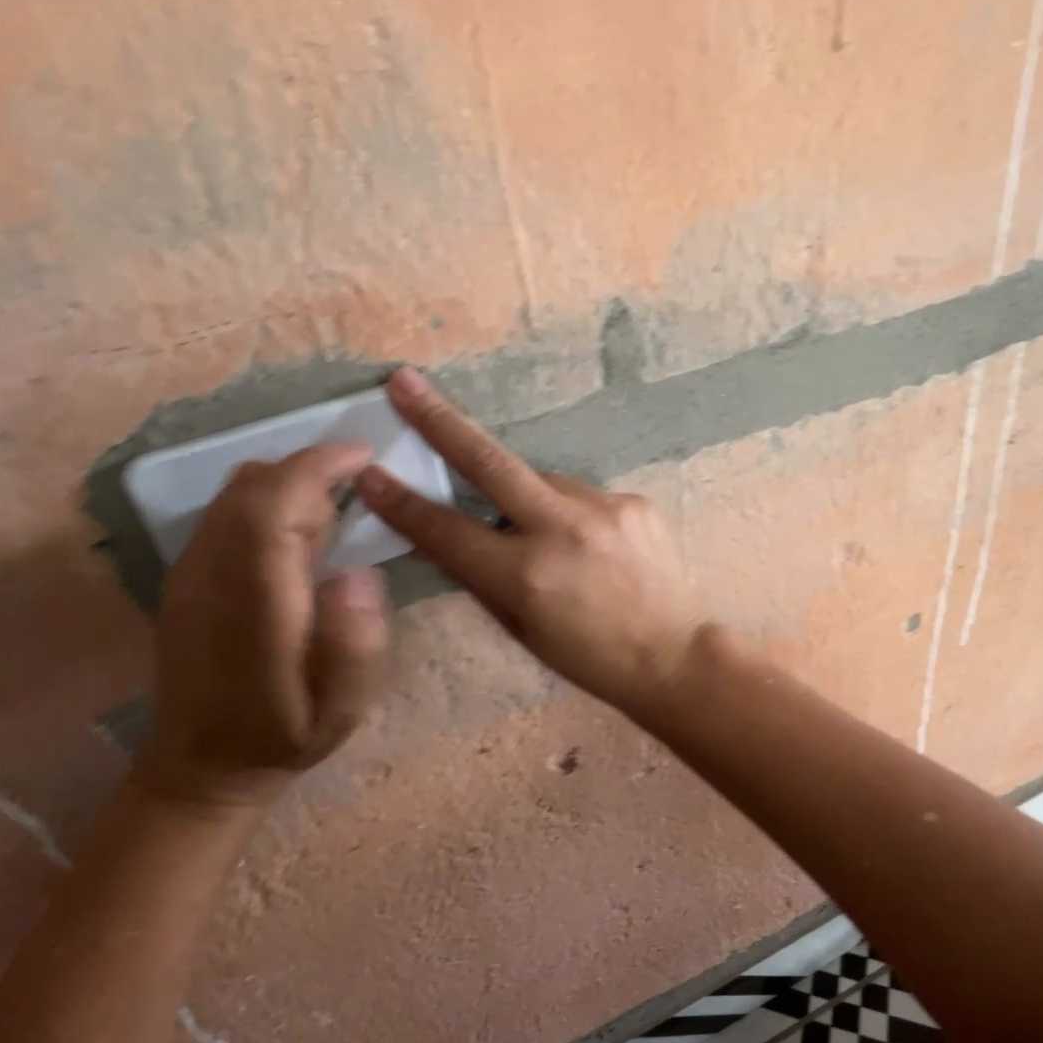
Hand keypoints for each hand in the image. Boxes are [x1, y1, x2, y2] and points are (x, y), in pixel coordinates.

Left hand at [142, 445, 390, 808]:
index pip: (273, 507)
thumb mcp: (341, 714)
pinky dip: (262, 499)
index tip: (361, 456)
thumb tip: (358, 573)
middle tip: (355, 489)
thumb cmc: (284, 738)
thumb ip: (354, 647)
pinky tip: (292, 533)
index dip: (316, 468)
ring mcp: (189, 574)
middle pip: (251, 489)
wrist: (201, 768)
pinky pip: (221, 513)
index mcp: (255, 605)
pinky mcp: (182, 578)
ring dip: (285, 483)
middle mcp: (211, 576)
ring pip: (232, 495)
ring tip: (329, 514)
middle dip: (307, 469)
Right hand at [355, 369, 709, 713]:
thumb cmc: (590, 658)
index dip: (402, 502)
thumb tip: (450, 535)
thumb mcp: (522, 629)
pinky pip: (581, 496)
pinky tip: (589, 545)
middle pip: (488, 461)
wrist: (675, 655)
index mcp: (525, 576)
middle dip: (439, 420)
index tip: (367, 472)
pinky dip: (570, 513)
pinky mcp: (632, 500)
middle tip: (405, 383)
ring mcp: (602, 507)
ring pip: (540, 482)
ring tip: (548, 539)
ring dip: (526, 497)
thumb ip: (483, 577)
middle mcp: (561, 529)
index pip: (447, 530)